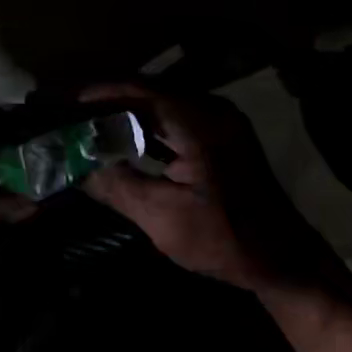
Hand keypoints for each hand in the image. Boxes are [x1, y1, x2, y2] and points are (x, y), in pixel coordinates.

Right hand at [80, 83, 337, 292]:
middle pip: (149, 93)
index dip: (100, 93)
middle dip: (108, 103)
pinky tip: (120, 142)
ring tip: (88, 127)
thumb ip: (116, 186)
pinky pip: (174, 121)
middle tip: (72, 116)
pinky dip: (146, 128)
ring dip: (125, 115)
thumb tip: (74, 167)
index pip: (140, 91)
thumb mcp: (163, 217)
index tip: (67, 101)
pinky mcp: (220, 137)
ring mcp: (219, 122)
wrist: (285, 260)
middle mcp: (211, 111)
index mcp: (200, 123)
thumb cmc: (226, 240)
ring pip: (161, 106)